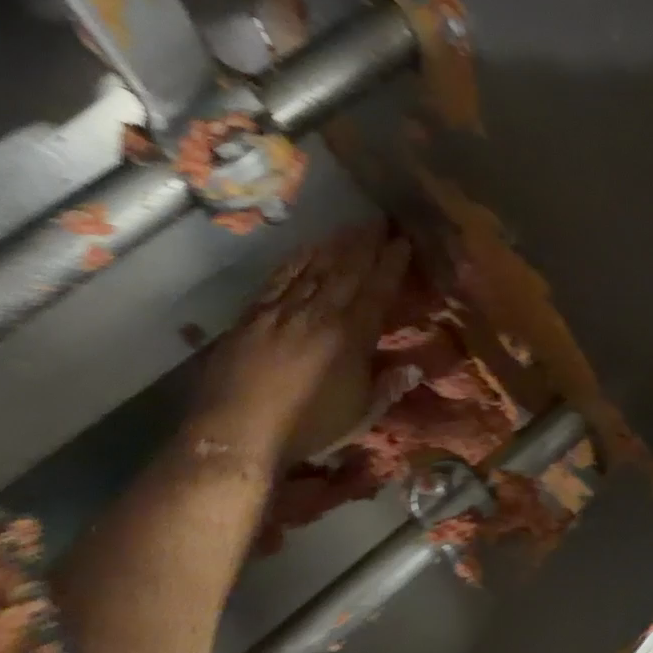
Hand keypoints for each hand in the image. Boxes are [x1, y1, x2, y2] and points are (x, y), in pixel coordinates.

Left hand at [187, 230, 409, 465]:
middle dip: (366, 244)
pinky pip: (279, 279)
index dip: (391, 265)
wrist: (238, 431)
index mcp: (350, 337)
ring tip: (349, 228)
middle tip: (379, 221)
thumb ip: (386, 388)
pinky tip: (305, 250)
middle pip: (346, 271)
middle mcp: (319, 314)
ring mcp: (283, 311)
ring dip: (334, 246)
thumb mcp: (357, 417)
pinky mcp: (253, 315)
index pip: (376, 292)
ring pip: (314, 269)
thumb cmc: (305, 429)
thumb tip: (413, 368)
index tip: (402, 242)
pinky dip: (296, 261)